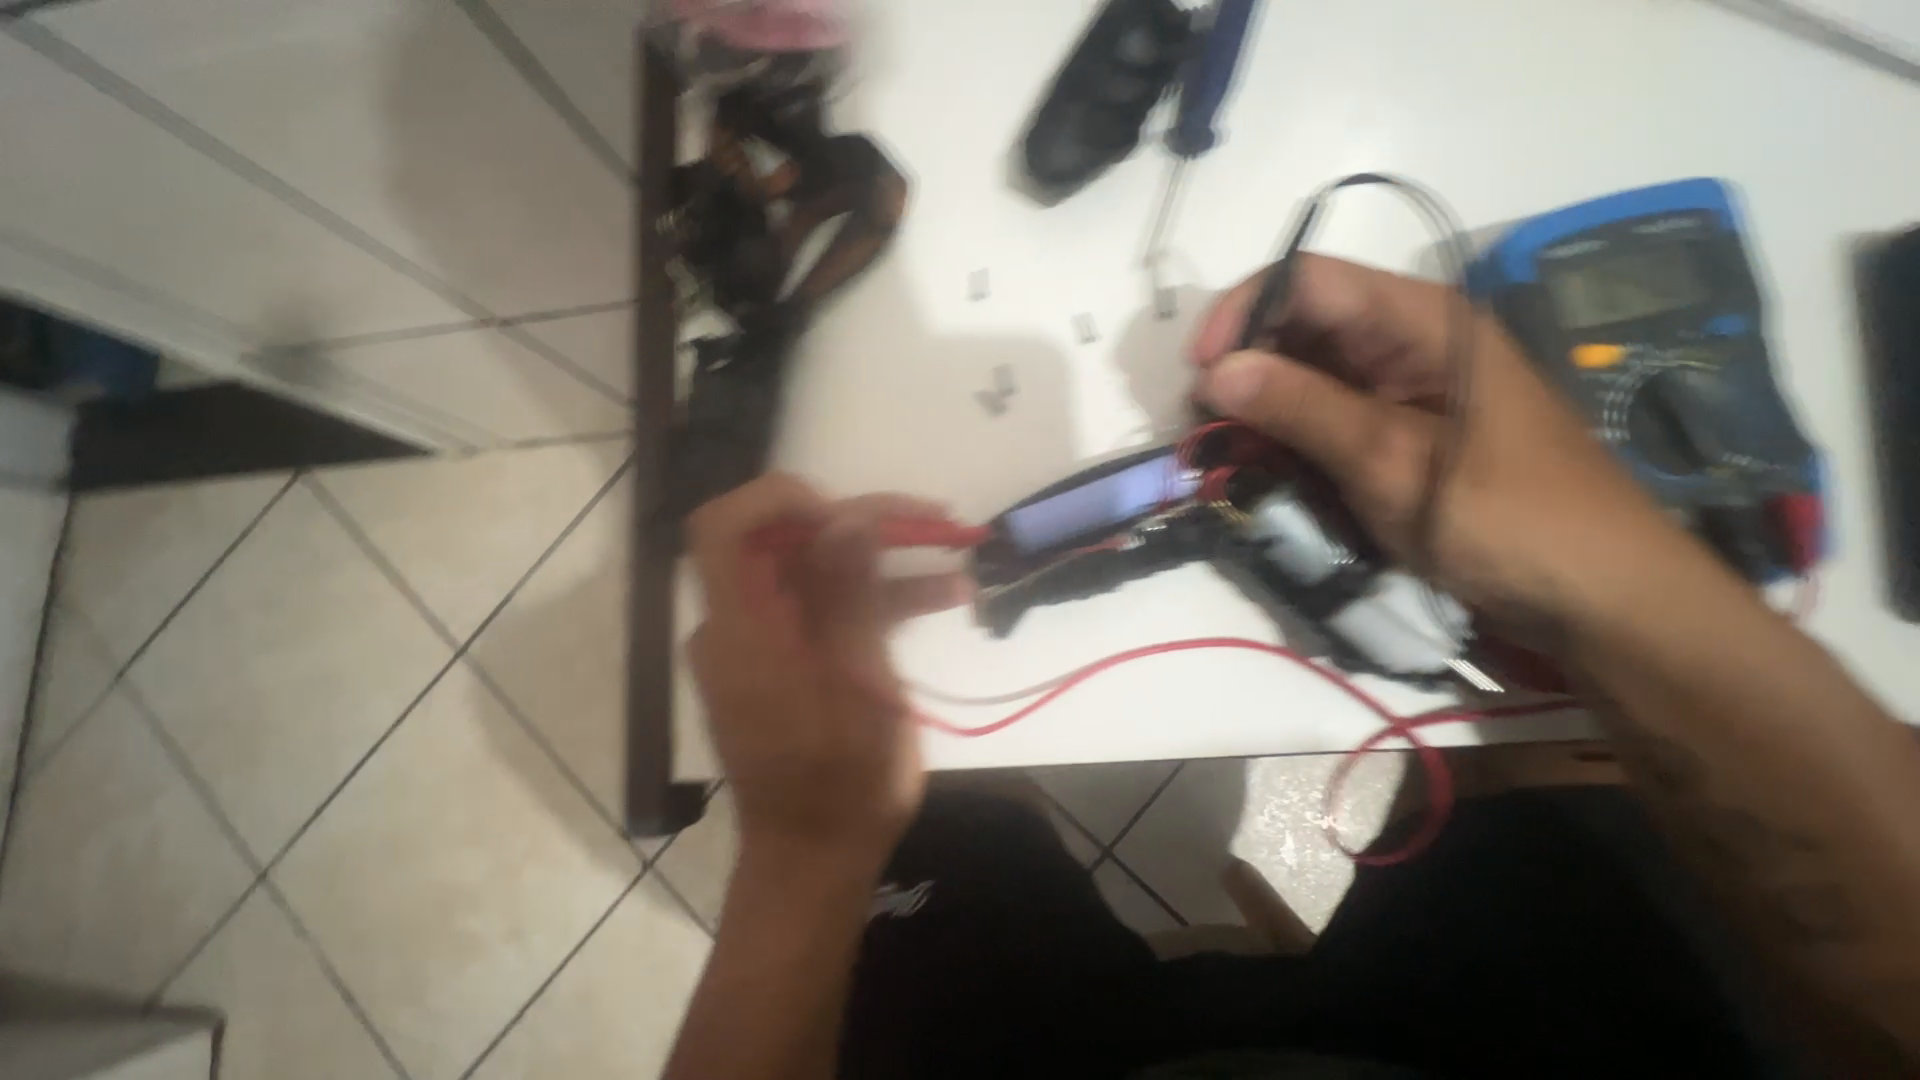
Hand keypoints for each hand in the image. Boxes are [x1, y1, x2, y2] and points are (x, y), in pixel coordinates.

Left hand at [687, 475, 968, 862]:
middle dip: (863, 522)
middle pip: (790, 539)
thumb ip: (848, 599)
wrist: (818, 856)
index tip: (848, 514)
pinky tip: (948, 593)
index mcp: (739, 632)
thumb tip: (849, 515)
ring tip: (957, 546)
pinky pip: (838, 606)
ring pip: (824, 568)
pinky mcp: (801, 654)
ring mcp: (773, 637)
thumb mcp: (854, 690)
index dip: (781, 500)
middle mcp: (745, 623)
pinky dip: (888, 596)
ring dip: (889, 558)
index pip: (724, 528)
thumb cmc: (836, 788)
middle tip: (933, 522)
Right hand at [1190, 254, 1699, 627]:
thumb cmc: (1505, 517)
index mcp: (1419, 320)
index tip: (1198, 374)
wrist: (1593, 593)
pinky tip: (1264, 467)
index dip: (1242, 312)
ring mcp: (1399, 386)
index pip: (1308, 280)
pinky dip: (1284, 436)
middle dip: (1242, 366)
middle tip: (1205, 427)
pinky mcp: (1393, 430)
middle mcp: (1404, 340)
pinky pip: (1321, 415)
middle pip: (1299, 323)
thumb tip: (1213, 372)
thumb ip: (1301, 408)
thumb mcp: (1393, 460)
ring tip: (1227, 454)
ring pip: (1303, 371)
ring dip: (1257, 407)